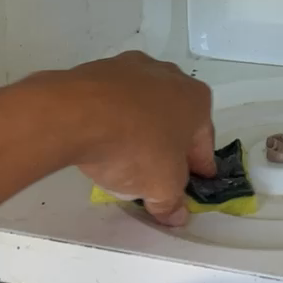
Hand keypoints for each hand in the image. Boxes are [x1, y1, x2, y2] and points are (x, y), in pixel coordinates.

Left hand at [49, 51, 214, 225]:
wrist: (79, 113)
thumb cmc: (136, 146)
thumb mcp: (162, 186)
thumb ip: (173, 202)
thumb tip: (176, 214)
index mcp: (197, 100)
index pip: (203, 142)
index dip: (198, 167)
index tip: (190, 185)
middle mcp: (172, 76)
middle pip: (175, 119)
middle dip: (168, 145)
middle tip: (154, 174)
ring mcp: (136, 68)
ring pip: (144, 106)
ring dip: (139, 128)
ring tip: (121, 158)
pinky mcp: (103, 69)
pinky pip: (114, 100)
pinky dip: (111, 117)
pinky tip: (99, 138)